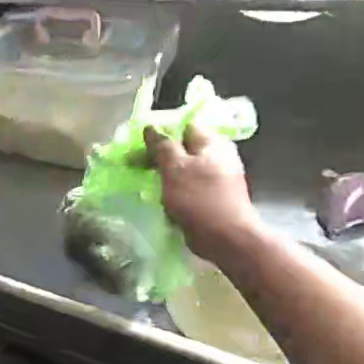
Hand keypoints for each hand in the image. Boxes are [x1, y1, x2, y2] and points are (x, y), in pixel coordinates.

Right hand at [146, 123, 260, 253]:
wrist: (225, 237)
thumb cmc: (199, 199)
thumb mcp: (175, 169)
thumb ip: (162, 146)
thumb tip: (150, 127)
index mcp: (212, 143)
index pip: (184, 125)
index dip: (163, 131)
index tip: (142, 144)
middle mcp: (217, 156)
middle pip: (184, 148)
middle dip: (160, 156)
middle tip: (138, 165)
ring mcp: (216, 177)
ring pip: (184, 169)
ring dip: (165, 176)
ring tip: (148, 184)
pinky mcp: (212, 197)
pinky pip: (188, 188)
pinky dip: (174, 191)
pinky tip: (162, 200)